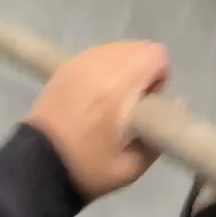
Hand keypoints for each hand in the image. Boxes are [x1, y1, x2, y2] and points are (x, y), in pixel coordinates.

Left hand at [25, 40, 170, 199]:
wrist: (36, 169)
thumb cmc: (88, 169)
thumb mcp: (132, 166)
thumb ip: (161, 134)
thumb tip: (179, 102)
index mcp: (120, 86)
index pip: (156, 54)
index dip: (159, 78)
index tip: (148, 103)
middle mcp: (101, 64)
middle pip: (139, 47)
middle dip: (143, 71)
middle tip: (132, 104)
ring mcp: (81, 61)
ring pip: (119, 47)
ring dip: (124, 67)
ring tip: (112, 99)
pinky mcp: (66, 64)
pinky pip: (98, 53)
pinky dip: (105, 67)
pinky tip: (94, 95)